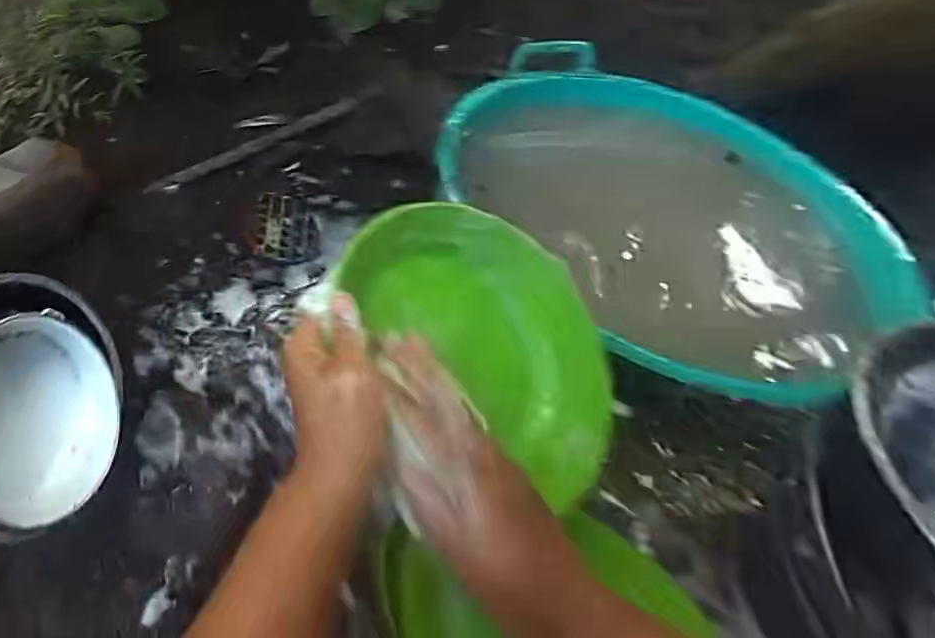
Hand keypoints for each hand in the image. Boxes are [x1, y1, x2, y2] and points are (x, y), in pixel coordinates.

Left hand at [283, 293, 387, 505]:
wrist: (340, 481)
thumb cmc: (348, 423)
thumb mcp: (355, 371)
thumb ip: (349, 333)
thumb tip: (340, 295)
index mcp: (300, 346)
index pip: (322, 311)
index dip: (348, 311)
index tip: (377, 317)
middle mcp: (301, 359)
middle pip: (333, 333)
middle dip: (360, 335)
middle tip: (392, 340)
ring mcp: (314, 380)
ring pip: (343, 355)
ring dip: (366, 356)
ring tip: (395, 358)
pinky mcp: (329, 399)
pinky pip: (347, 374)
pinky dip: (364, 375)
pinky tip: (387, 381)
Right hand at [380, 336, 578, 606]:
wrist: (565, 598)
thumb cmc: (498, 572)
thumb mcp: (449, 538)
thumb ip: (418, 489)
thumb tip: (386, 447)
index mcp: (460, 460)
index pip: (418, 409)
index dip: (392, 381)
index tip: (369, 354)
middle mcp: (477, 447)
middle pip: (441, 395)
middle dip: (415, 363)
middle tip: (390, 334)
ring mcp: (493, 455)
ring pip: (456, 402)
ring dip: (431, 372)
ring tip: (411, 346)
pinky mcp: (502, 467)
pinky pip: (465, 416)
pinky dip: (447, 393)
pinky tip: (440, 392)